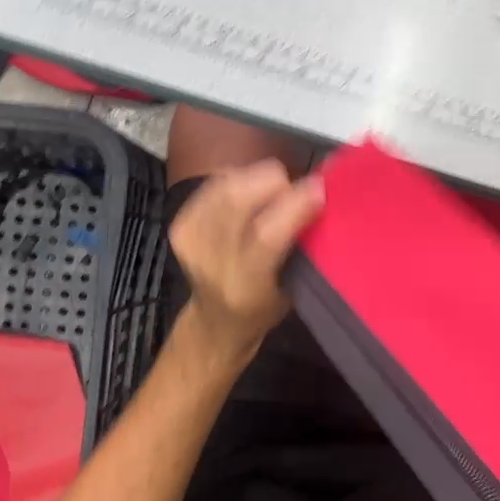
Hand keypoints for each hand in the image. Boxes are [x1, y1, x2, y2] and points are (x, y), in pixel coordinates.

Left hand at [169, 159, 324, 350]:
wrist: (216, 321)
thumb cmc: (265, 307)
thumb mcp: (293, 287)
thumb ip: (301, 245)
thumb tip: (316, 196)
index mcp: (244, 286)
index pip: (266, 235)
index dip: (294, 205)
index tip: (319, 187)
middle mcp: (210, 262)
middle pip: (236, 199)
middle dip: (273, 182)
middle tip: (294, 188)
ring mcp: (189, 241)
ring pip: (225, 186)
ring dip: (256, 179)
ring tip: (274, 192)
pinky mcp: (180, 225)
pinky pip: (214, 186)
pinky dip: (238, 181)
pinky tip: (250, 194)